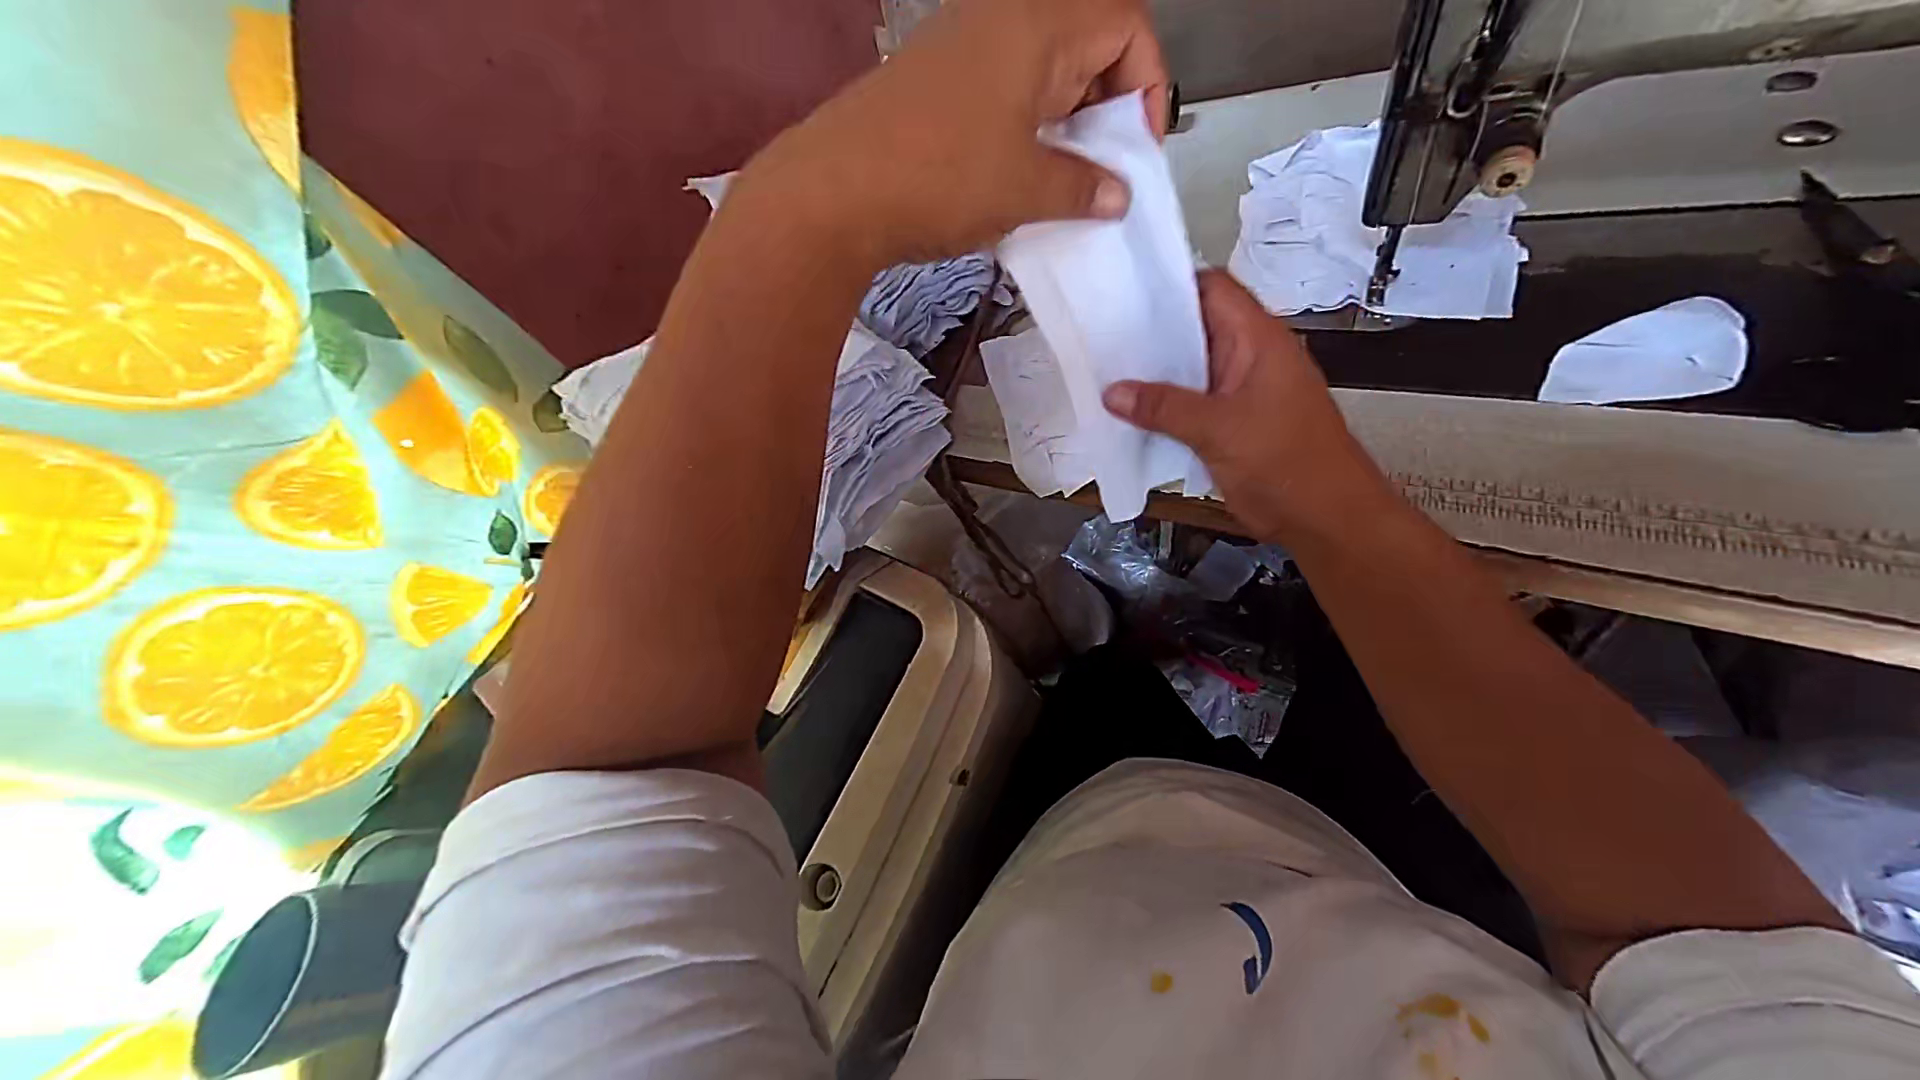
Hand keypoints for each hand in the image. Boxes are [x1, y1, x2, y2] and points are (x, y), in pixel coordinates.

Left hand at [741, 0, 1168, 266]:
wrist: (833, 194)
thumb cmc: (939, 177)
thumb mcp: (1025, 188)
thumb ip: (1082, 188)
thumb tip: (1116, 196)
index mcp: (1037, 24)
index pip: (1125, 24)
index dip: (1147, 85)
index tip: (1137, 150)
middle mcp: (1001, 21)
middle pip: (1084, 47)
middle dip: (1105, 113)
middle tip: (1101, 176)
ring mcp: (962, 50)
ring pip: (1040, 77)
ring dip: (1063, 130)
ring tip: (1060, 188)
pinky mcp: (935, 86)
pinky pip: (1002, 98)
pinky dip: (1023, 135)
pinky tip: (1015, 183)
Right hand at [1102, 271, 1395, 543]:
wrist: (1322, 516)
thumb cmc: (1291, 462)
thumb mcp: (1219, 429)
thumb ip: (1163, 408)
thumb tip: (1115, 393)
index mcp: (1258, 340)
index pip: (1213, 289)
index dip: (1172, 283)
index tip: (1126, 290)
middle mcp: (1247, 358)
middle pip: (1194, 328)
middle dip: (1151, 331)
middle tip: (1104, 333)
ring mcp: (1237, 392)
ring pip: (1188, 370)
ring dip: (1154, 373)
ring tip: (1108, 371)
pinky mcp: (1228, 423)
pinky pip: (1187, 404)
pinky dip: (1161, 406)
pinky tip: (1129, 412)